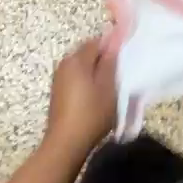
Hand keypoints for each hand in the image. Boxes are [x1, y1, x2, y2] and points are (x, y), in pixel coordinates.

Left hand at [43, 37, 118, 155]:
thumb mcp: (108, 87)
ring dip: (94, 69)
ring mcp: (59, 77)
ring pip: (81, 65)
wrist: (66, 142)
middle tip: (119, 71)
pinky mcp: (57, 90)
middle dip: (103, 57)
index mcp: (77, 59)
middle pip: (87, 52)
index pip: (96, 41)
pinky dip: (86, 79)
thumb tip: (113, 40)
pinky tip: (95, 94)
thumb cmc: (91, 113)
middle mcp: (64, 63)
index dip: (111, 44)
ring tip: (110, 84)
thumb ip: (110, 62)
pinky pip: (75, 76)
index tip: (125, 55)